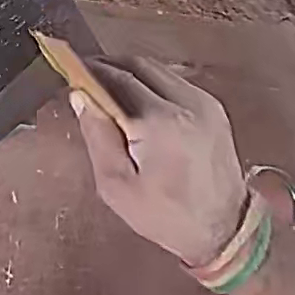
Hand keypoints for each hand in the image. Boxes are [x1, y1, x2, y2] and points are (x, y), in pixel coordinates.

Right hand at [72, 56, 246, 267]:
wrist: (224, 230)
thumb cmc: (163, 214)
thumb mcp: (116, 184)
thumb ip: (97, 134)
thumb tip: (80, 96)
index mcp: (159, 123)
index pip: (118, 78)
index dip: (91, 70)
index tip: (70, 67)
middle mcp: (186, 104)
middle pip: (139, 65)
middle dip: (109, 65)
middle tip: (84, 73)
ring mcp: (204, 103)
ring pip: (158, 69)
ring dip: (129, 71)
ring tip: (106, 85)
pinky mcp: (213, 109)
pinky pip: (174, 82)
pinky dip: (150, 82)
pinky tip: (135, 99)